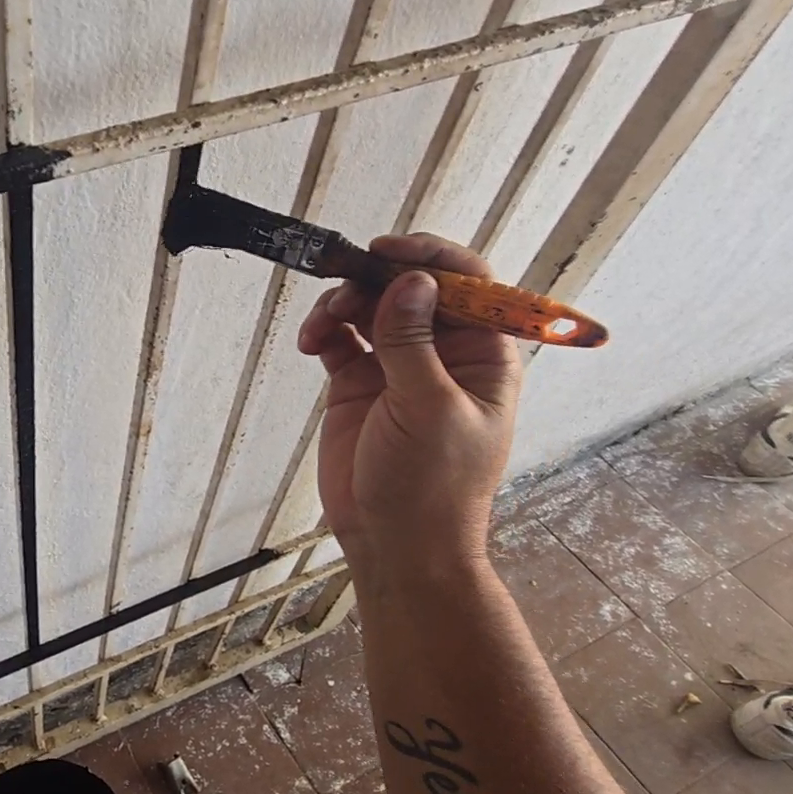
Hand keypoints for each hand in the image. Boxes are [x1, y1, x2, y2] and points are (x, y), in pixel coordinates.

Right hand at [296, 234, 520, 578]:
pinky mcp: (358, 386)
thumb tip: (411, 281)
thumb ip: (414, 343)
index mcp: (480, 355)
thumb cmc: (431, 486)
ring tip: (323, 324)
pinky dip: (324, 331)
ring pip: (370, 308)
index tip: (386, 251)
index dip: (430, 258)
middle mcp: (440, 353)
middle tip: (343, 290)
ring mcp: (396, 368)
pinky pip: (340, 340)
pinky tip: (312, 343)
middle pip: (410, 289)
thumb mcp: (429, 409)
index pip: (466, 284)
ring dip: (343, 304)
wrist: (394, 543)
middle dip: (375, 281)